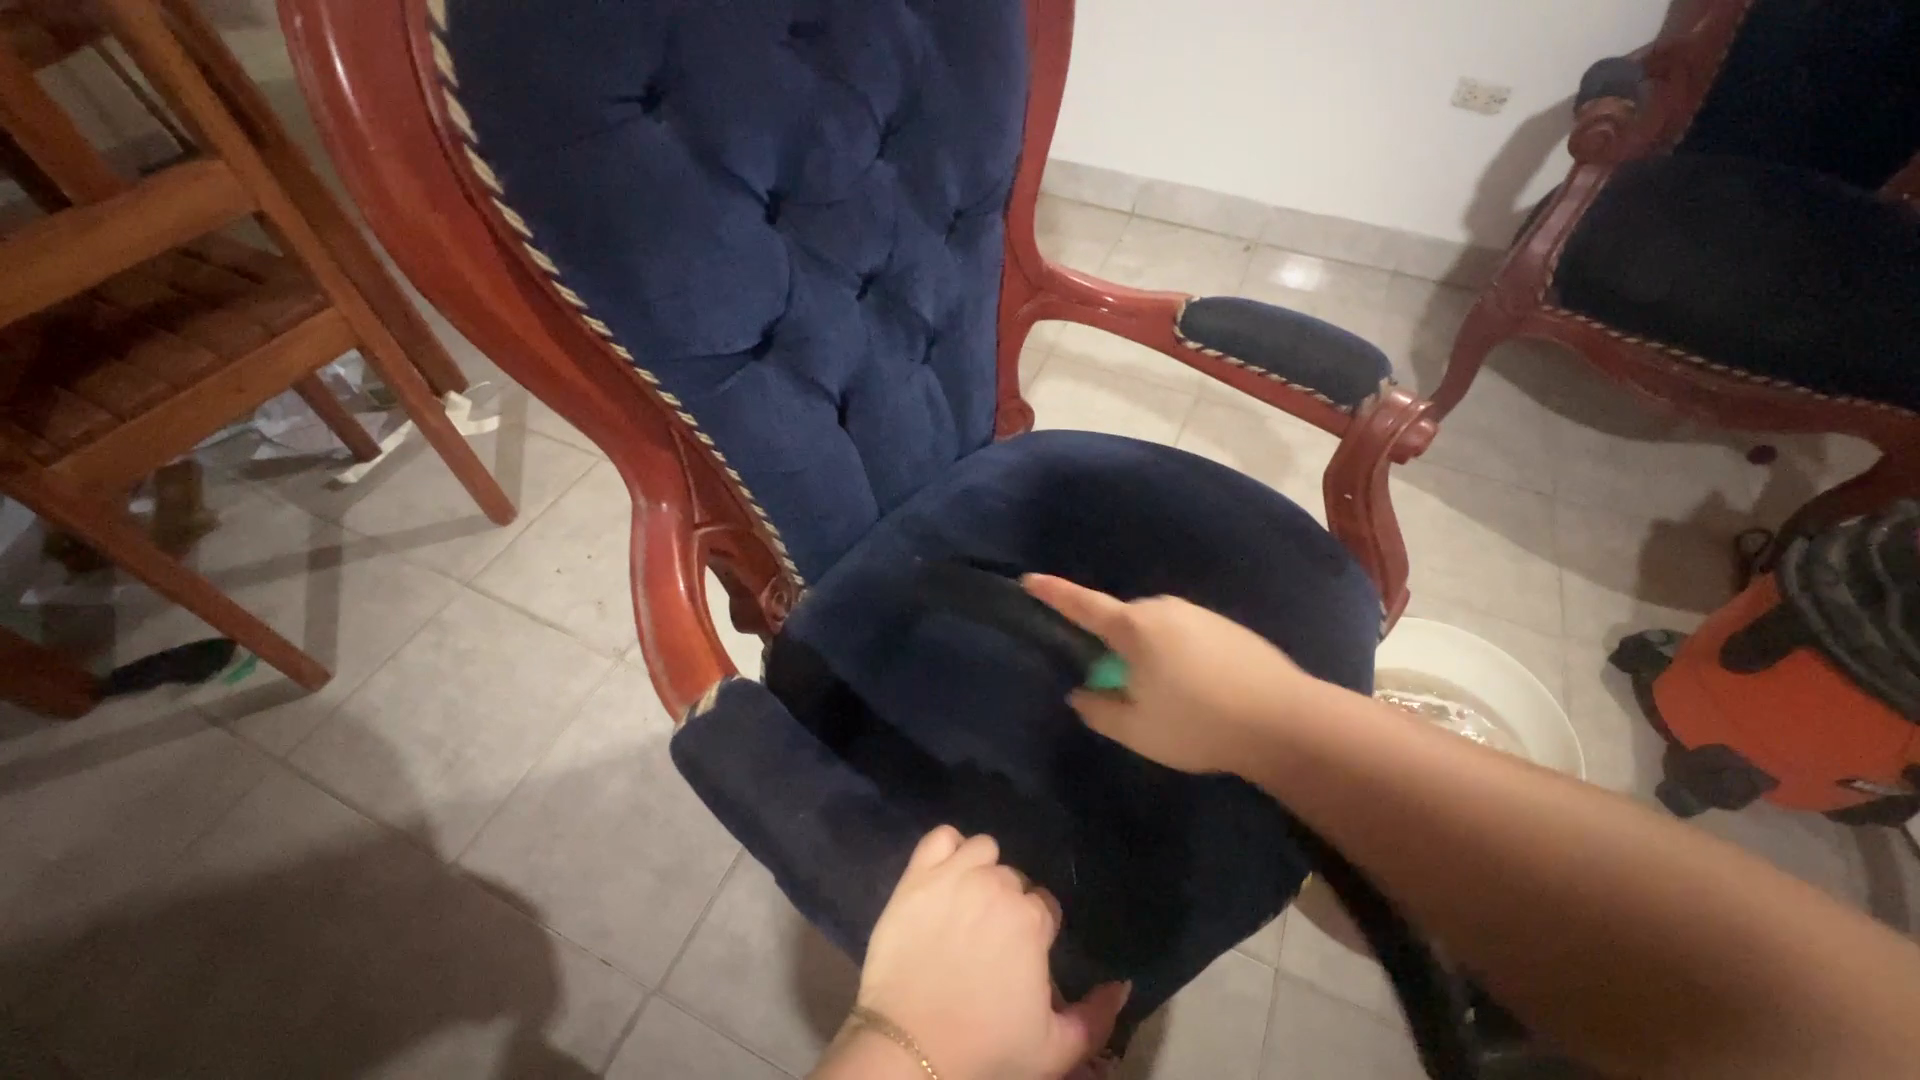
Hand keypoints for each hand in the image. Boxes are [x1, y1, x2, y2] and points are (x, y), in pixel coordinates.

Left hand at [851, 826, 1128, 1079]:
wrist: (909, 1049)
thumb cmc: (985, 1048)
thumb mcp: (1055, 1049)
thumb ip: (1097, 1017)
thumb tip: (1122, 985)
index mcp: (1032, 919)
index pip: (1045, 907)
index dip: (1036, 932)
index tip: (1021, 956)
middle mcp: (998, 886)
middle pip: (1013, 879)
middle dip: (1009, 904)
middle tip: (991, 938)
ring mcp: (955, 875)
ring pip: (983, 850)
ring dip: (982, 870)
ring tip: (970, 903)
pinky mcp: (917, 876)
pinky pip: (940, 838)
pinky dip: (947, 849)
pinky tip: (946, 874)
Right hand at [1024, 574, 1313, 774]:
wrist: (1283, 721)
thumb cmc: (1197, 724)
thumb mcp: (1135, 729)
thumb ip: (1098, 708)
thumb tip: (1083, 692)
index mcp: (1134, 627)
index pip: (1082, 605)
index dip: (1053, 593)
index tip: (1028, 579)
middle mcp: (1164, 608)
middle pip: (1122, 622)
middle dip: (1114, 648)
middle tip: (1122, 691)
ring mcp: (1199, 614)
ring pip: (1156, 631)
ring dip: (1150, 656)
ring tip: (1169, 701)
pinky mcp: (1227, 626)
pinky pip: (1185, 636)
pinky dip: (1179, 658)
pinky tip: (1199, 693)